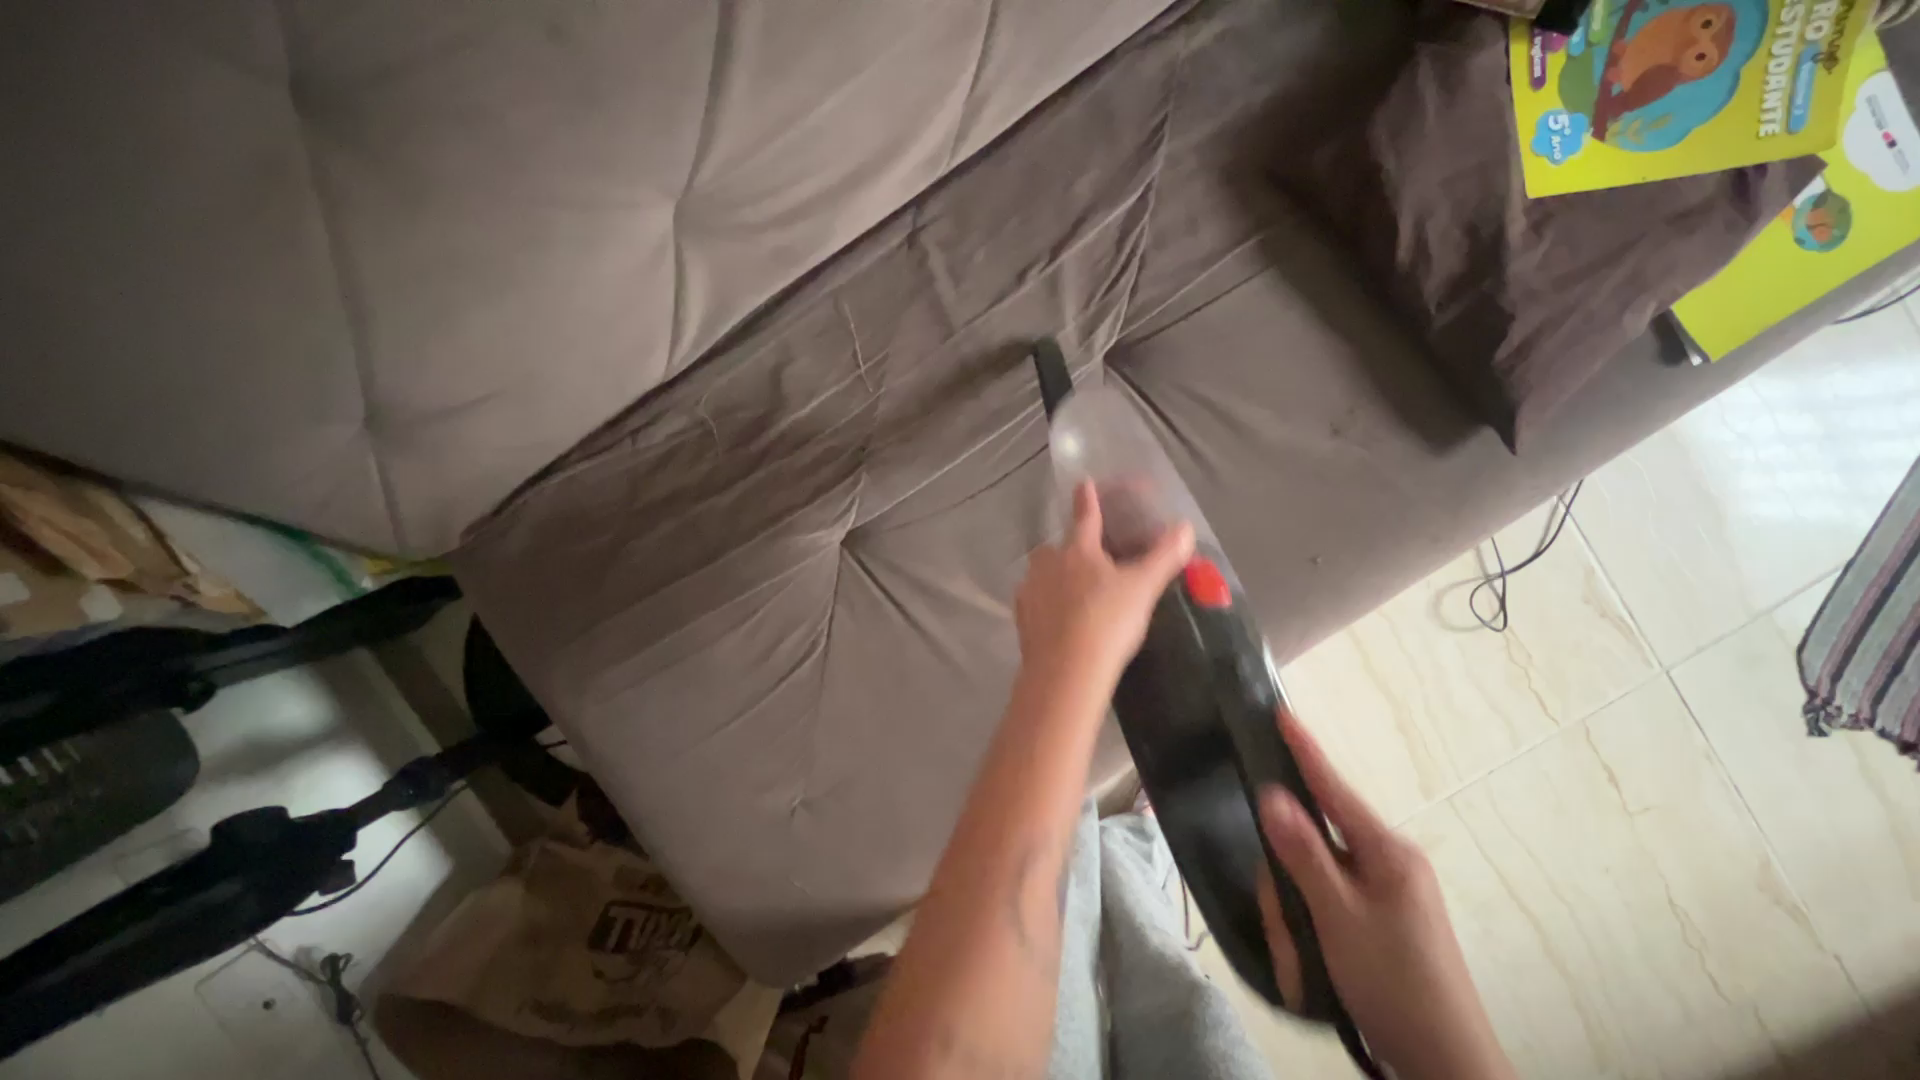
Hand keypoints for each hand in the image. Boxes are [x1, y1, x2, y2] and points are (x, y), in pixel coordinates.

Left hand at [1014, 481, 1193, 689]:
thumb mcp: (1143, 588)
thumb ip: (1163, 556)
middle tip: (1088, 559)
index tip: (1084, 483)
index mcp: (1078, 549)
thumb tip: (1185, 527)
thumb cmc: (1107, 621)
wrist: (1065, 672)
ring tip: (1074, 592)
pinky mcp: (1022, 620)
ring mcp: (1030, 591)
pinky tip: (1058, 618)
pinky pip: (1035, 603)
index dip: (1088, 500)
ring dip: (1056, 577)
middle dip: (1070, 548)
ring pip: (1043, 575)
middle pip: (1058, 547)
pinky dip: (1047, 605)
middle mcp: (1048, 563)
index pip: (1085, 517)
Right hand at [1257, 709, 1515, 1079]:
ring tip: (1305, 963)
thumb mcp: (1337, 916)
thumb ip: (1302, 853)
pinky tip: (1313, 966)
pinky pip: (1324, 906)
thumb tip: (1272, 794)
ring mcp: (1382, 893)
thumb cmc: (1393, 980)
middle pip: (1309, 846)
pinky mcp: (1376, 920)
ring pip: (1310, 881)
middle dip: (1287, 888)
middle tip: (1291, 933)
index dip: (1305, 751)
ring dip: (1295, 920)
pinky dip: (1309, 932)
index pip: (1334, 789)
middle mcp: (1386, 863)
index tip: (1282, 712)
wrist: (1442, 1059)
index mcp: (1386, 851)